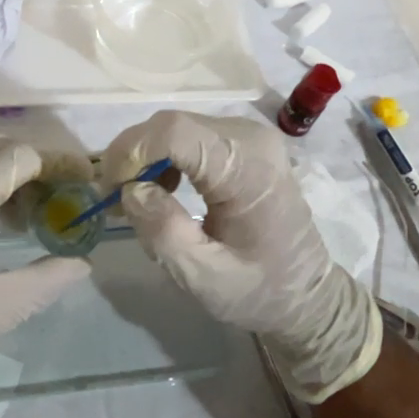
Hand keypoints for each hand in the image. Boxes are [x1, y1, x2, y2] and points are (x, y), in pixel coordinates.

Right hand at [100, 110, 379, 402]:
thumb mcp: (204, 278)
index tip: (110, 190)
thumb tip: (132, 190)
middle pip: (172, 124)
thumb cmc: (258, 290)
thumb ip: (164, 232)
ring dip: (147, 156)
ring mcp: (249, 134)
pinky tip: (165, 186)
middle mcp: (250, 136)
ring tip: (137, 197)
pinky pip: (190, 134)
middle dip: (134, 156)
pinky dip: (166, 155)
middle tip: (114, 199)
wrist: (307, 293)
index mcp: (248, 168)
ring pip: (176, 126)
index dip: (132, 151)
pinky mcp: (243, 140)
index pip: (175, 132)